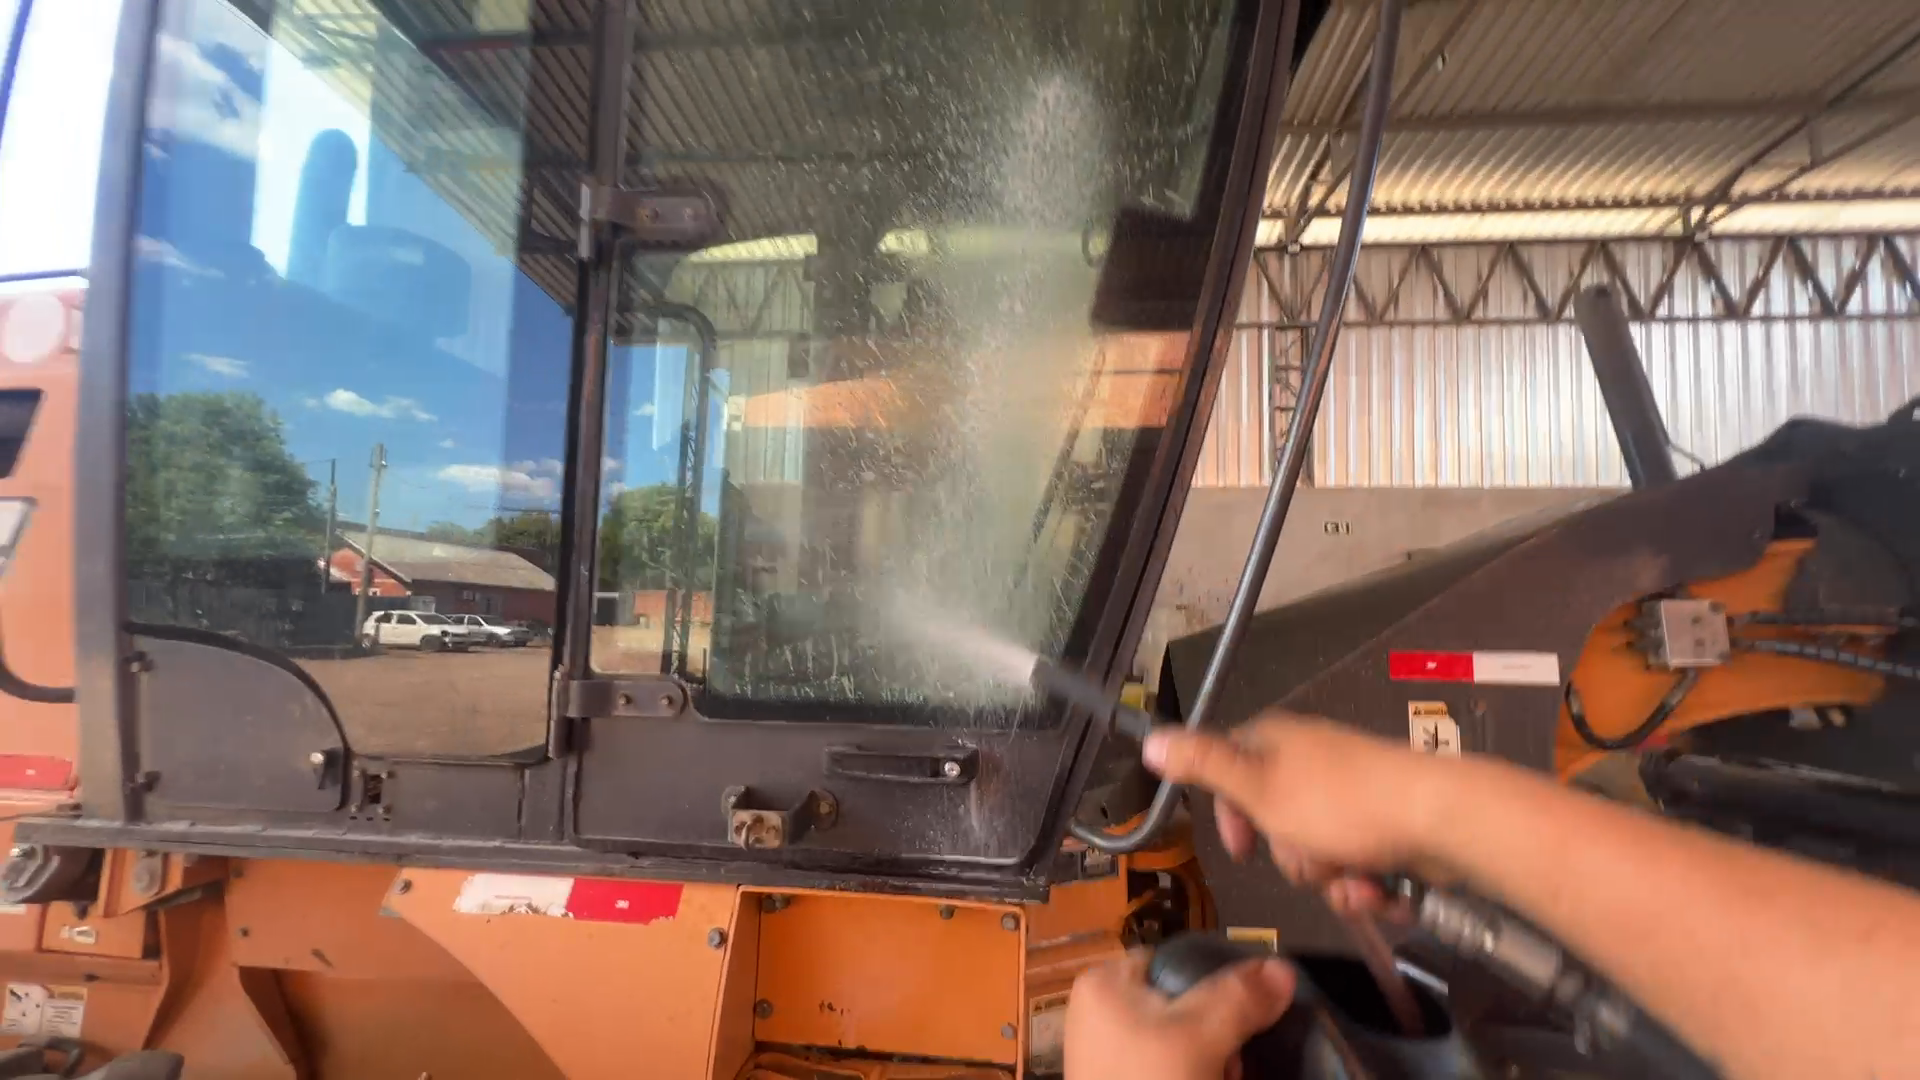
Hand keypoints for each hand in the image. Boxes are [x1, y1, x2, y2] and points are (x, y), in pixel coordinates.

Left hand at [1065, 951, 1295, 1079]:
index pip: (1172, 961)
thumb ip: (1238, 999)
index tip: (1249, 1018)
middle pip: (1179, 1005)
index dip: (1214, 984)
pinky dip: (1192, 1078)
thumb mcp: (1198, 1040)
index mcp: (1103, 981)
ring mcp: (1107, 1055)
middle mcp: (1098, 1011)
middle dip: (1216, 1036)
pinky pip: (1167, 1072)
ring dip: (1210, 1064)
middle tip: (1233, 1068)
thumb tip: (1283, 967)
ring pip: (1180, 1044)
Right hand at [1142, 712, 1458, 912]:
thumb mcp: (1256, 787)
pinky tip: (1378, 889)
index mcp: (1273, 741)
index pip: (1229, 768)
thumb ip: (1202, 765)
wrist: (1442, 819)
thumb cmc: (1338, 802)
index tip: (1240, 850)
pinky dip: (1363, 880)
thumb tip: (1150, 738)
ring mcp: (1350, 789)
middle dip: (1290, 854)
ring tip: (1352, 878)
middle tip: (1306, 860)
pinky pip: (1355, 858)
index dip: (1230, 813)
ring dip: (1329, 875)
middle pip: (1274, 818)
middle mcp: (1308, 759)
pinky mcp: (1384, 818)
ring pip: (1316, 846)